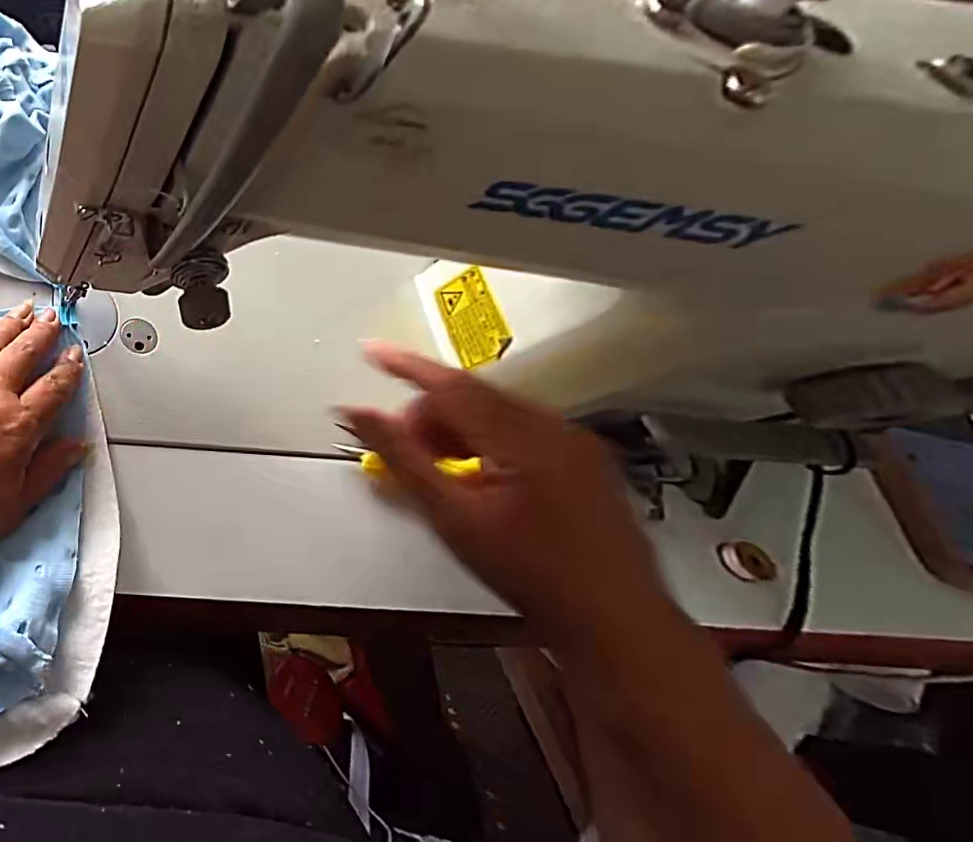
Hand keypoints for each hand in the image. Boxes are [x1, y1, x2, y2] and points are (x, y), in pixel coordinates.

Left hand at [0, 303, 85, 563]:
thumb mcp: (13, 505)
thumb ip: (48, 471)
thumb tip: (74, 448)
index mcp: (17, 424)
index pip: (54, 387)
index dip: (69, 369)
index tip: (76, 356)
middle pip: (25, 353)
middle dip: (44, 332)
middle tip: (54, 318)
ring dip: (12, 324)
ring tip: (26, 310)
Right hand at [337, 342, 673, 647]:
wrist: (615, 621)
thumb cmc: (528, 571)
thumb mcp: (449, 514)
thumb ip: (400, 456)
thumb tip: (357, 414)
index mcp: (523, 439)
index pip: (451, 385)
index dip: (405, 365)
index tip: (370, 350)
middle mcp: (554, 429)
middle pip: (472, 394)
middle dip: (427, 412)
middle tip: (402, 447)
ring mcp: (575, 442)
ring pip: (495, 409)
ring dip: (454, 425)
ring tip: (435, 466)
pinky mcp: (584, 458)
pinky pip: (520, 426)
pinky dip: (484, 435)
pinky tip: (474, 471)